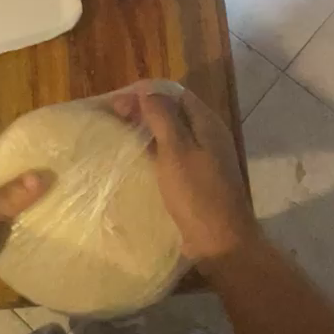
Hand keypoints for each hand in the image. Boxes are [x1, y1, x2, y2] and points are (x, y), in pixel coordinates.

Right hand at [115, 84, 259, 262]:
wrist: (220, 241)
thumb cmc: (197, 194)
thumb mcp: (176, 151)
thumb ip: (162, 117)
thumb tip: (147, 91)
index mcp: (207, 123)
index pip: (174, 95)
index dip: (146, 93)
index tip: (118, 102)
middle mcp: (208, 135)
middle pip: (174, 112)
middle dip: (144, 110)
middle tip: (113, 116)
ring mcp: (204, 157)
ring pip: (172, 133)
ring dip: (147, 129)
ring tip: (119, 132)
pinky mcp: (196, 178)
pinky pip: (173, 154)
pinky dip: (154, 149)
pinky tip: (136, 157)